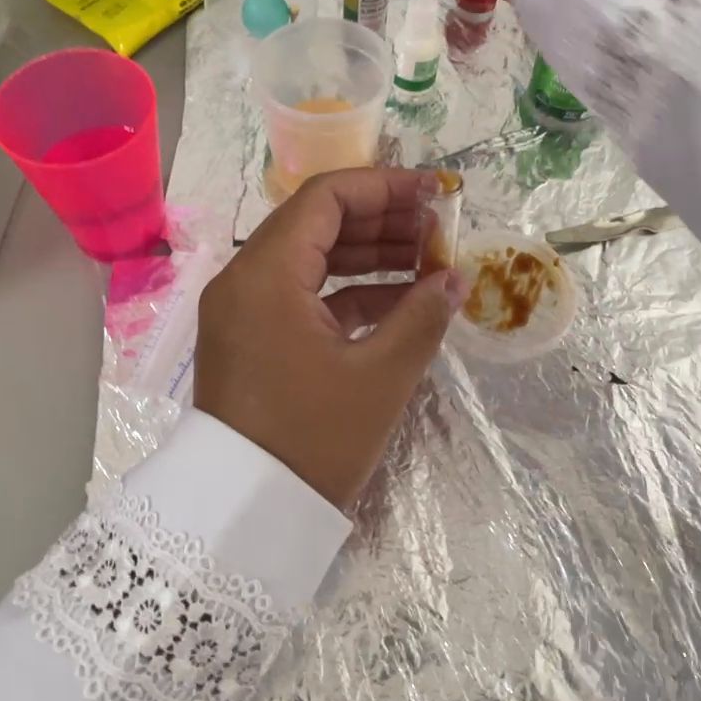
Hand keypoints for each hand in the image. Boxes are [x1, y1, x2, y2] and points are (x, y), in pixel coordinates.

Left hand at [194, 169, 462, 508]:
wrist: (246, 514)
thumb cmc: (312, 439)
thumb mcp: (379, 377)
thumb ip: (422, 316)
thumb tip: (455, 278)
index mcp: (265, 273)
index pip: (325, 198)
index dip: (385, 187)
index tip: (435, 194)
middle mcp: (245, 279)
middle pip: (316, 224)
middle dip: (382, 220)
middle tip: (439, 229)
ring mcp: (244, 311)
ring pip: (310, 259)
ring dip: (368, 256)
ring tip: (429, 261)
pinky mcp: (252, 340)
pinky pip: (302, 296)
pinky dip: (347, 293)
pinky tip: (399, 302)